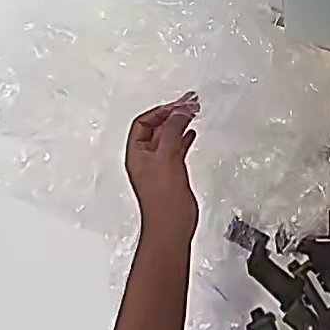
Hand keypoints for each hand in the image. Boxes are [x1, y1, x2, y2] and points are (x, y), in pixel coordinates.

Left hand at [126, 93, 199, 247]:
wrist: (172, 226)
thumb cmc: (163, 200)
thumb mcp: (167, 157)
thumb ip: (173, 131)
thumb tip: (179, 111)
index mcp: (137, 153)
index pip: (144, 122)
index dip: (161, 110)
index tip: (180, 104)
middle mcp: (146, 158)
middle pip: (157, 127)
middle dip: (172, 113)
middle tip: (190, 102)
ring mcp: (159, 166)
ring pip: (168, 136)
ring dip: (180, 122)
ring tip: (193, 112)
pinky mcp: (171, 173)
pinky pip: (176, 147)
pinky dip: (184, 136)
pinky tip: (191, 133)